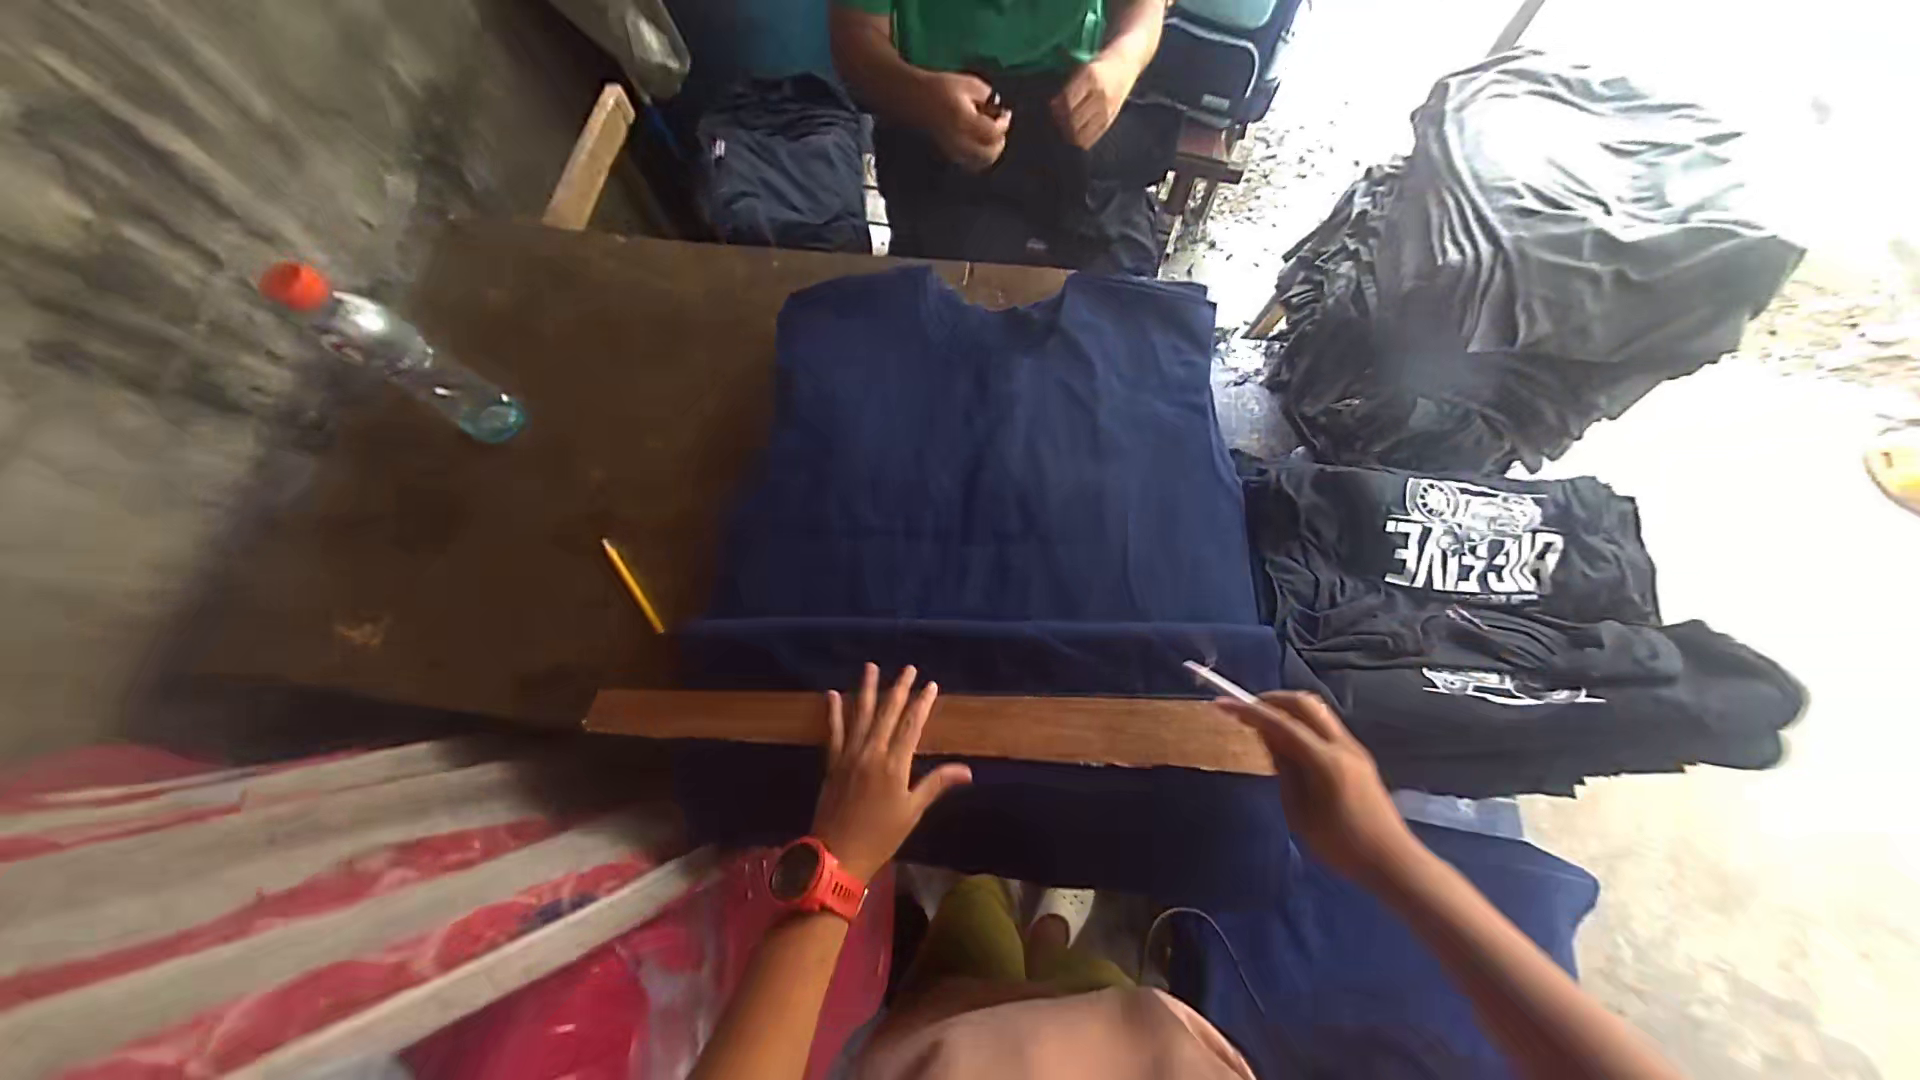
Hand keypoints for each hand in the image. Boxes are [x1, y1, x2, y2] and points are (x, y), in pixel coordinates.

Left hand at [813, 663, 972, 879]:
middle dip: (899, 689)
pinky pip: (834, 732)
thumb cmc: (881, 836)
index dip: (922, 704)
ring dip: (867, 689)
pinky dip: (834, 712)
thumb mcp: (912, 811)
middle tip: (908, 668)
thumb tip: (967, 770)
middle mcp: (872, 753)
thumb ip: (936, 784)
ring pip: (860, 715)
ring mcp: (849, 755)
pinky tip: (834, 694)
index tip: (931, 685)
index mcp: (894, 765)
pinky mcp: (832, 762)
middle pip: (888, 713)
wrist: (837, 855)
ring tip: (871, 666)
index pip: (911, 725)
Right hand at [915, 72, 1010, 170]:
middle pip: (989, 153)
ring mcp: (954, 152)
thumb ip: (987, 96)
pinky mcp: (950, 157)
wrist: (916, 100)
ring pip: (981, 162)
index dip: (1004, 124)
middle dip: (999, 141)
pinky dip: (980, 157)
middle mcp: (960, 141)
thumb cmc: (941, 88)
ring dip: (991, 150)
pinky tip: (979, 145)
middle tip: (1000, 128)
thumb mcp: (968, 83)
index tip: (1006, 113)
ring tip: (991, 137)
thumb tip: (998, 109)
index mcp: (965, 121)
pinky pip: (971, 164)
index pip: (992, 132)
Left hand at [1052, 57, 1133, 148]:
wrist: (1127, 62)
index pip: (1067, 101)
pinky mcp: (1110, 120)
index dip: (1056, 109)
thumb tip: (1053, 107)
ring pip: (1080, 133)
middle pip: (1073, 120)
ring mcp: (1107, 109)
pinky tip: (1076, 134)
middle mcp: (1100, 94)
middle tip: (1058, 120)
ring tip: (1066, 128)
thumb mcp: (1083, 69)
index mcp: (1091, 76)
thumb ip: (1069, 88)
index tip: (1052, 110)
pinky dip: (1080, 140)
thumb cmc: (1101, 65)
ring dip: (1069, 134)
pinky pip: (1090, 138)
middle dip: (1062, 123)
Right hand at [1215, 691, 1423, 884]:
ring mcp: (1353, 750)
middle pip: (1303, 703)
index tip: (1222, 704)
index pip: (1280, 724)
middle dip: (1271, 699)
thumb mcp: (1299, 812)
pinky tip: (1288, 742)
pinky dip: (1301, 723)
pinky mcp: (1358, 758)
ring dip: (1287, 709)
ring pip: (1316, 712)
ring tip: (1265, 725)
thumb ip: (1284, 770)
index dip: (1248, 711)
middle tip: (1246, 708)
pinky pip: (1324, 727)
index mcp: (1325, 761)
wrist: (1394, 864)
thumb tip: (1272, 741)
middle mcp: (1341, 747)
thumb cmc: (1341, 846)